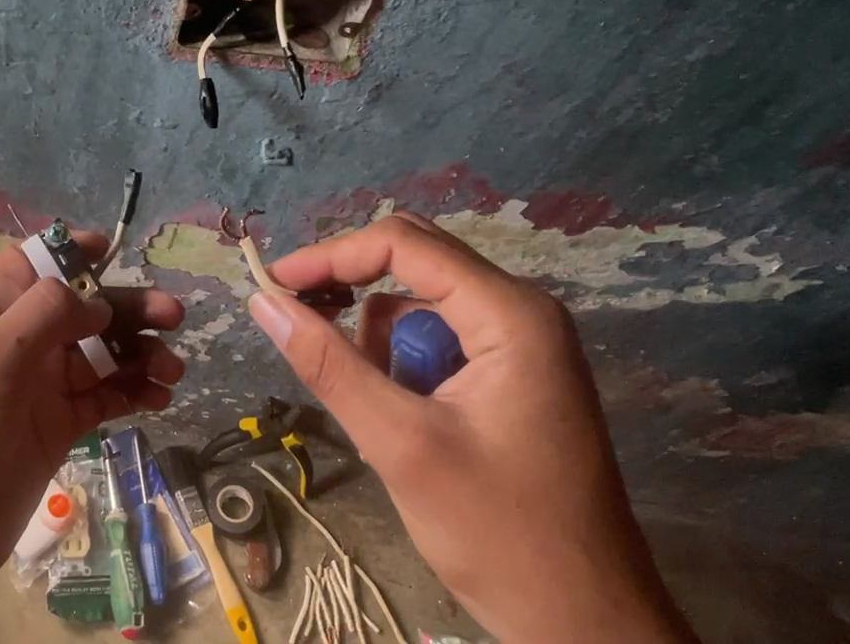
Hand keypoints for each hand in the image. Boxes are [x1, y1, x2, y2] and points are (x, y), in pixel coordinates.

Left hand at [0, 228, 184, 643]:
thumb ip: (44, 315)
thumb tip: (96, 300)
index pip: (31, 266)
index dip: (69, 252)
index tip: (115, 250)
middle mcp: (18, 348)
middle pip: (79, 310)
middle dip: (124, 307)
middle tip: (175, 316)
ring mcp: (38, 392)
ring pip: (99, 356)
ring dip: (138, 354)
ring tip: (174, 369)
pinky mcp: (56, 432)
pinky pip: (102, 399)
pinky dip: (133, 392)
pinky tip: (162, 397)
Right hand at [248, 212, 697, 643]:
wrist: (587, 625)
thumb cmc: (500, 534)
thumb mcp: (400, 445)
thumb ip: (329, 365)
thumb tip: (262, 302)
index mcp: (509, 314)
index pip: (402, 244)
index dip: (329, 255)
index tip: (271, 286)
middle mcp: (520, 310)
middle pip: (413, 258)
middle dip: (347, 281)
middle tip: (294, 314)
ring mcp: (520, 341)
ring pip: (419, 297)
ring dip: (374, 327)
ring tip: (359, 389)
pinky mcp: (510, 372)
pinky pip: (437, 333)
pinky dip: (399, 355)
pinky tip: (393, 406)